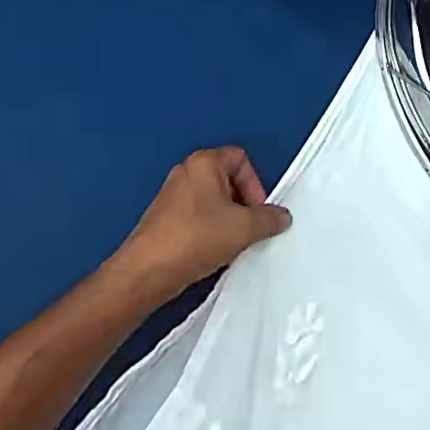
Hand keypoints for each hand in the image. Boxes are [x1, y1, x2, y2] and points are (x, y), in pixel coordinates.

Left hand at [109, 147, 291, 304]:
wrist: (147, 270)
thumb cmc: (196, 238)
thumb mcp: (243, 228)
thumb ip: (268, 219)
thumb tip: (282, 216)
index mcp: (204, 162)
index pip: (240, 159)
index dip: (255, 183)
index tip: (258, 212)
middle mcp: (186, 170)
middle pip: (226, 178)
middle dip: (243, 203)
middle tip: (248, 229)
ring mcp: (172, 193)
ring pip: (212, 199)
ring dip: (227, 219)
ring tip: (231, 244)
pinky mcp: (164, 216)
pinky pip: (197, 214)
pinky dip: (209, 228)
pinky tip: (212, 252)